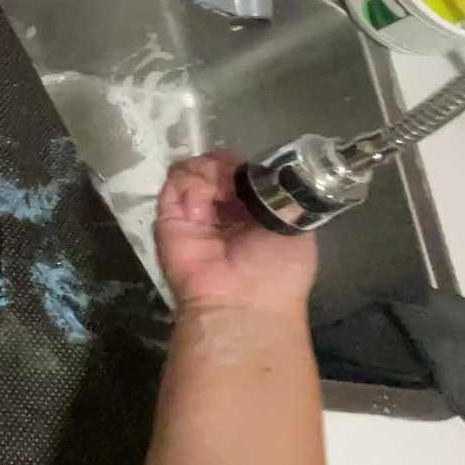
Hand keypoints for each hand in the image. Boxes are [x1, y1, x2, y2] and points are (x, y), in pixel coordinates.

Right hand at [155, 152, 316, 316]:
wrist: (243, 299)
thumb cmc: (277, 271)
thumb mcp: (296, 229)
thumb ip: (276, 198)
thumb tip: (254, 174)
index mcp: (248, 210)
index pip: (237, 173)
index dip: (242, 166)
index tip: (252, 171)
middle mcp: (218, 208)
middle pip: (211, 167)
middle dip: (222, 165)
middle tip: (232, 181)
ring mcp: (191, 211)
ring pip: (189, 170)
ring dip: (205, 171)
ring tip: (217, 190)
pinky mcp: (168, 215)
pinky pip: (174, 185)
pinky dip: (190, 185)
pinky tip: (203, 201)